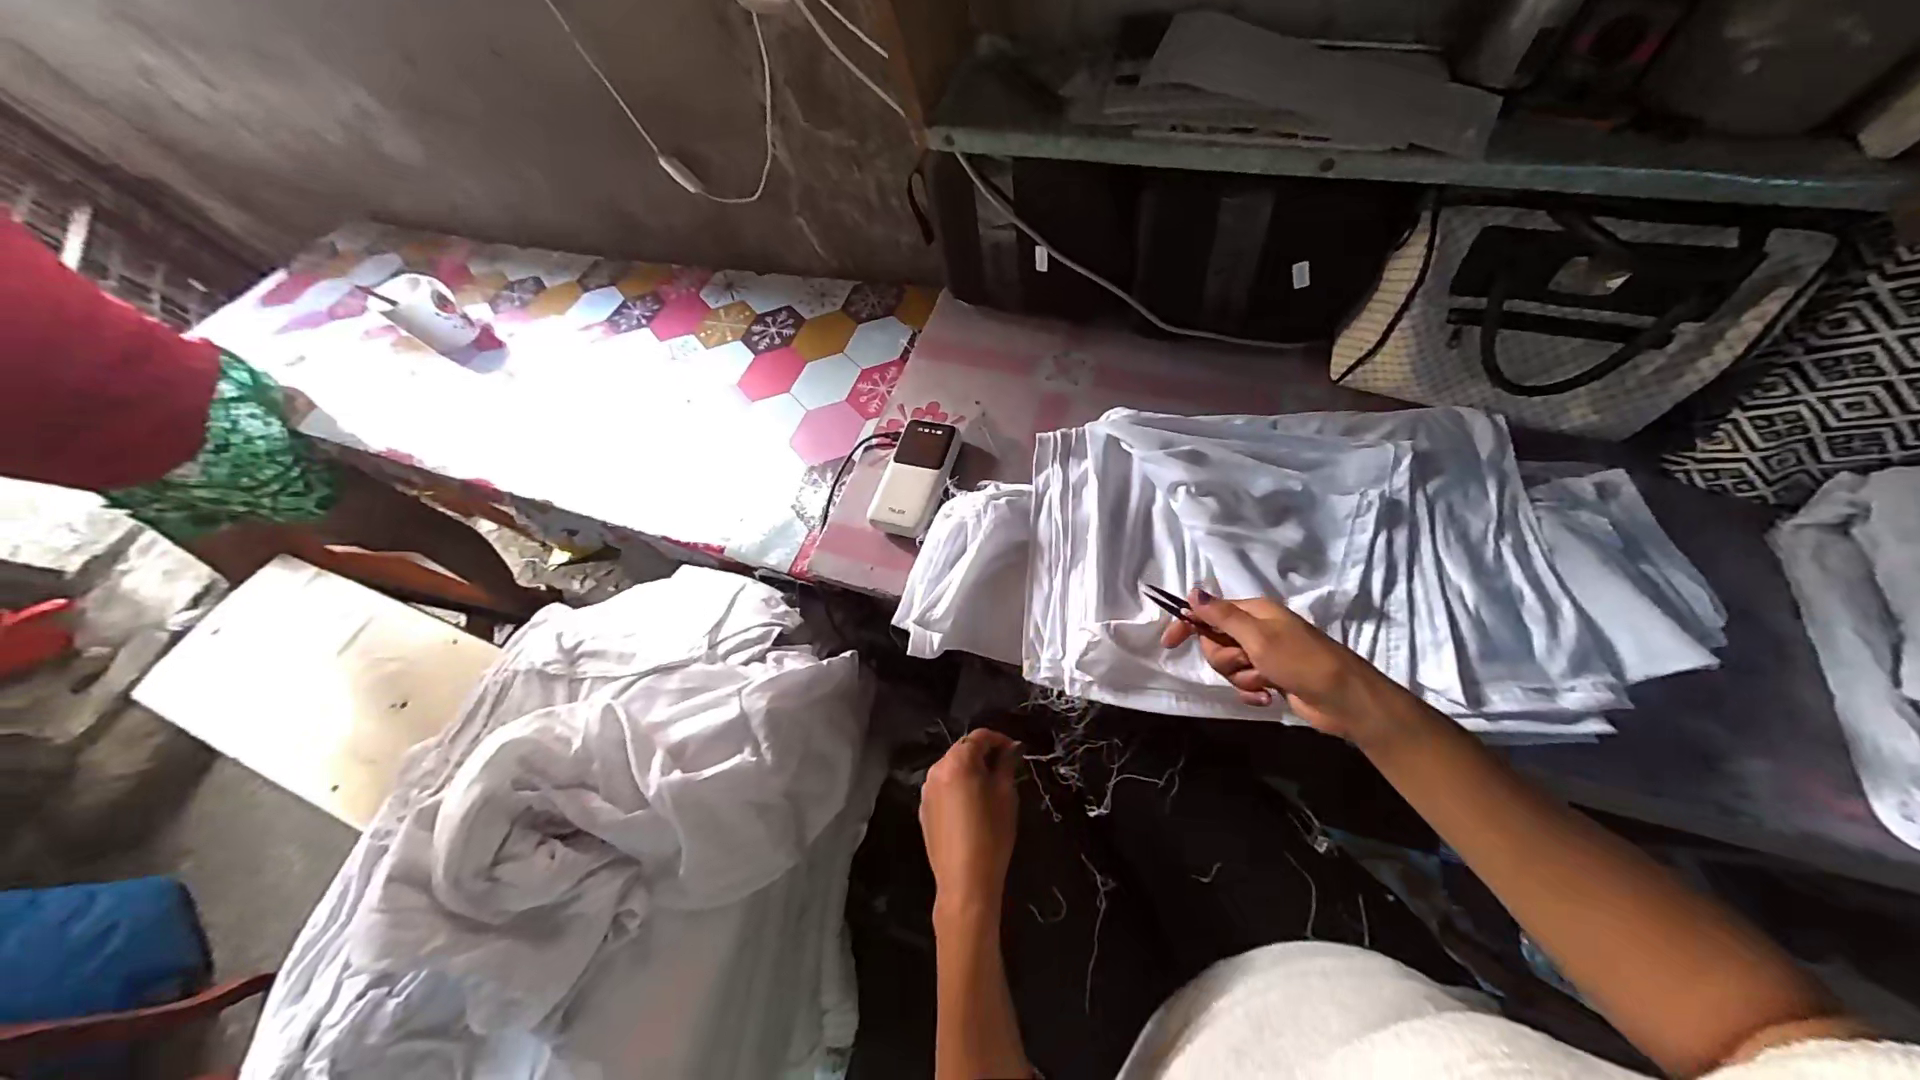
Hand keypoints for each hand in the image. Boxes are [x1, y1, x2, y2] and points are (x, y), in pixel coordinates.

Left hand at [920, 728, 1021, 920]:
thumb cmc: (992, 834)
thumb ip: (1006, 764)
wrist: (965, 880)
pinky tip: (971, 808)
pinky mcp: (924, 809)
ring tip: (989, 789)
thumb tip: (1011, 748)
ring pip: (951, 768)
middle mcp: (936, 770)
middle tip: (1005, 769)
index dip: (999, 739)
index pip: (979, 736)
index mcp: (957, 762)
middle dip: (983, 754)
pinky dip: (957, 787)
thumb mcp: (1006, 795)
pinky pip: (943, 787)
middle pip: (962, 750)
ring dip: (969, 770)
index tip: (1014, 751)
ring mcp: (926, 790)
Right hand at [1160, 589, 1395, 740]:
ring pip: (1228, 666)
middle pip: (1215, 643)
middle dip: (1225, 658)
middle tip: (1246, 662)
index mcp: (1254, 612)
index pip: (1209, 612)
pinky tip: (1268, 697)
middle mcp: (1257, 630)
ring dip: (1242, 677)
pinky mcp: (1271, 678)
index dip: (1188, 624)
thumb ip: (1221, 616)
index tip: (1169, 643)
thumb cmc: (1300, 660)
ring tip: (1265, 681)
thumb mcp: (1257, 636)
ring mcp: (1264, 655)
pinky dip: (1252, 692)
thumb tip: (1193, 593)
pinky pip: (1244, 684)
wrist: (1344, 699)